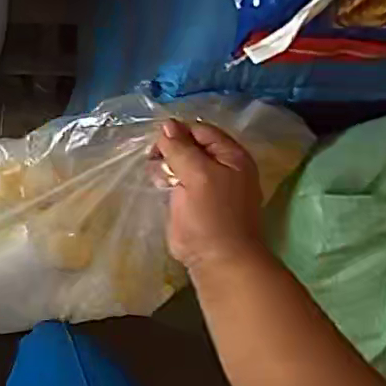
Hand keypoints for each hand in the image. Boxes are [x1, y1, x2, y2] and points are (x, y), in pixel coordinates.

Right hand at [152, 120, 267, 272]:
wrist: (218, 260)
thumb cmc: (212, 216)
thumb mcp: (198, 175)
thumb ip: (181, 148)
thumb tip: (167, 125)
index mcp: (231, 156)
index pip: (201, 131)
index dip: (179, 132)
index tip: (158, 144)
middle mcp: (221, 167)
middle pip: (190, 146)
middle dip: (170, 150)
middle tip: (154, 161)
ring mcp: (207, 185)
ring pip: (182, 164)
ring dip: (166, 165)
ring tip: (158, 176)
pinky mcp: (193, 202)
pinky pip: (178, 182)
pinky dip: (167, 180)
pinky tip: (159, 185)